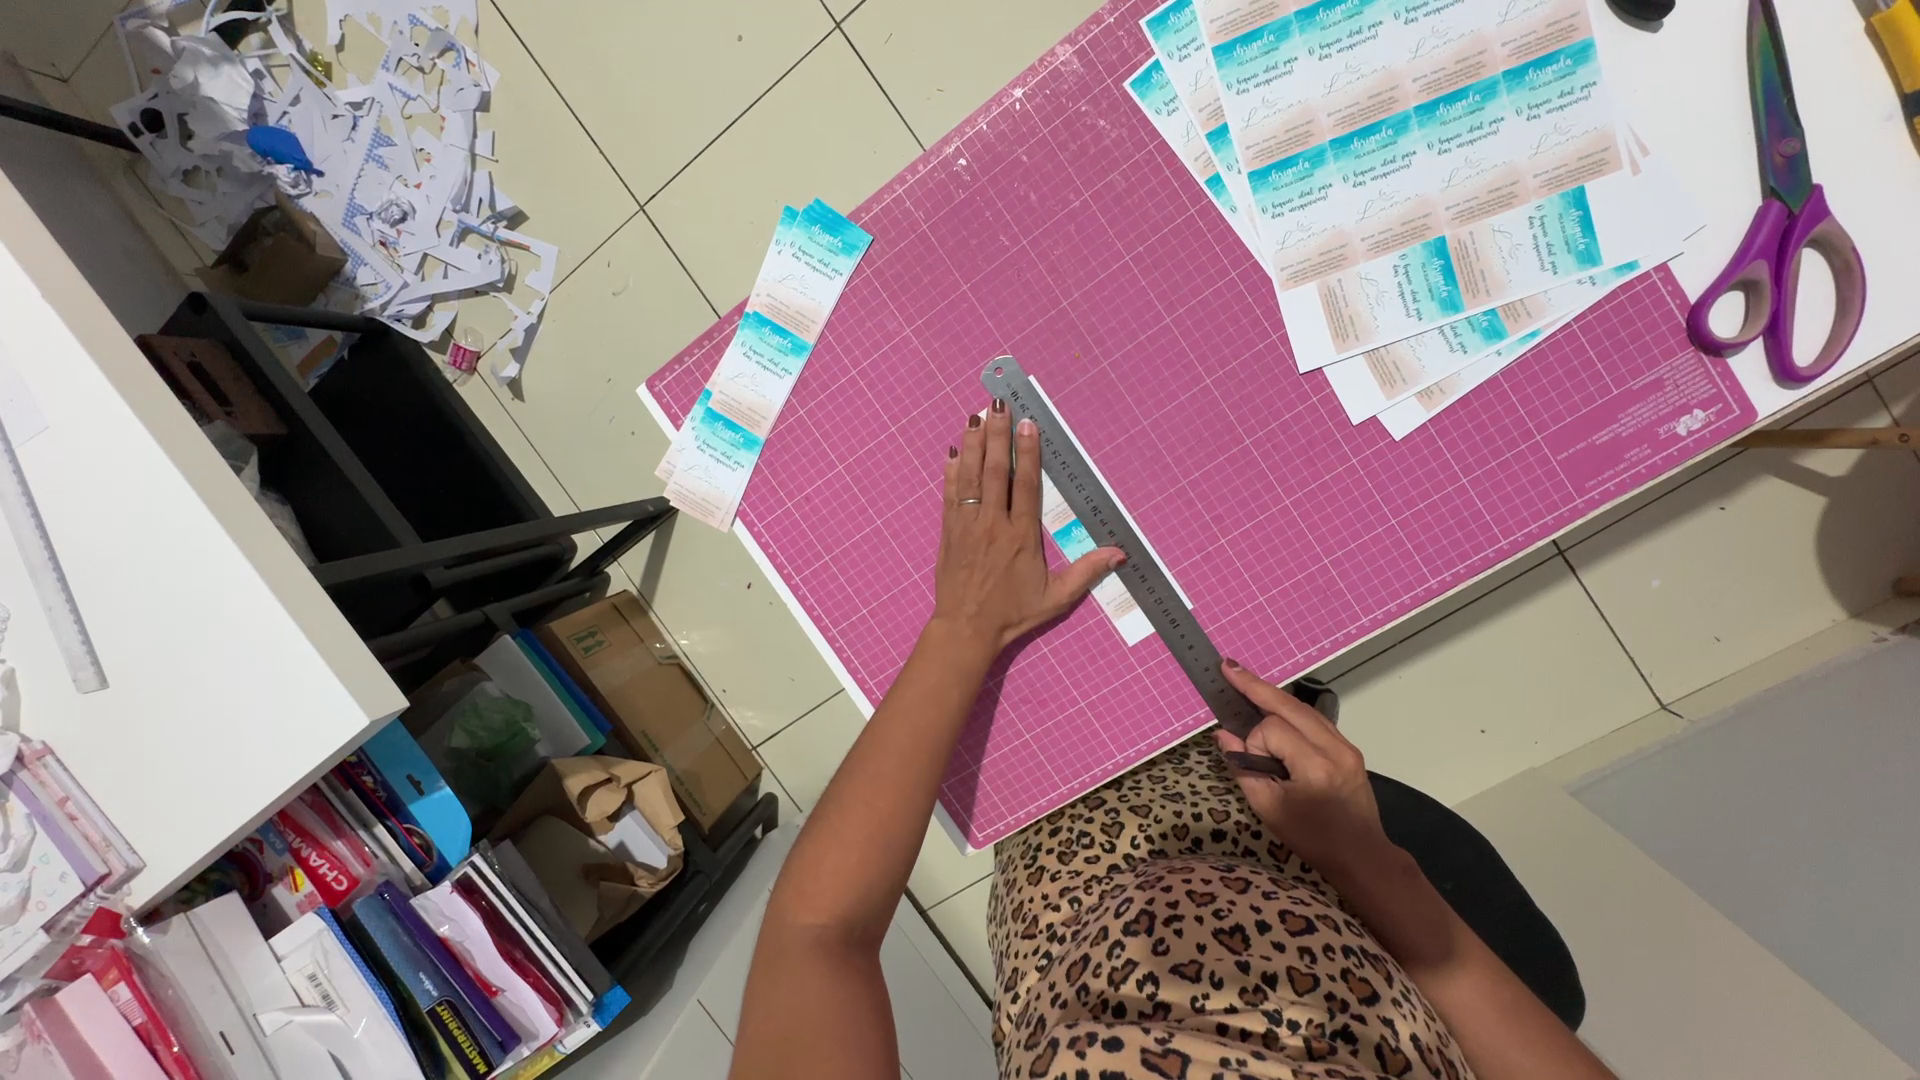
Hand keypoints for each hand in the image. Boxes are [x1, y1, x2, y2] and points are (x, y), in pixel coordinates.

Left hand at [931, 398, 1123, 651]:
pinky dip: (951, 471)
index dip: (1028, 452)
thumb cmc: (1012, 614)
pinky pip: (949, 495)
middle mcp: (993, 524)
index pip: (1026, 485)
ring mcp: (967, 525)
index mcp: (1021, 536)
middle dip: (998, 436)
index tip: (1028, 423)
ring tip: (976, 416)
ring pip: (970, 477)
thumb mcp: (1055, 598)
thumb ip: (1085, 572)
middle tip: (998, 406)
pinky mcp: (948, 531)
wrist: (966, 629)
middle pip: (996, 471)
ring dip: (974, 445)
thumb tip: (1119, 553)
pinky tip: (954, 451)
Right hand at [1215, 660, 1393, 878]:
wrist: (1361, 856)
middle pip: (1289, 705)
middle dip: (1256, 686)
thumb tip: (1224, 735)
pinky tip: (1272, 704)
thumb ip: (1242, 768)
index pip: (1272, 730)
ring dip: (1272, 696)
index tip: (1253, 764)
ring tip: (1244, 682)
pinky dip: (1289, 709)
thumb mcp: (1268, 810)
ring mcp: (1346, 745)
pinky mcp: (1348, 748)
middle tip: (1228, 667)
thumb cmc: (1312, 838)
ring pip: (1302, 707)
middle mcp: (1335, 748)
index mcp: (1316, 766)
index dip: (1254, 742)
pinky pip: (1313, 719)